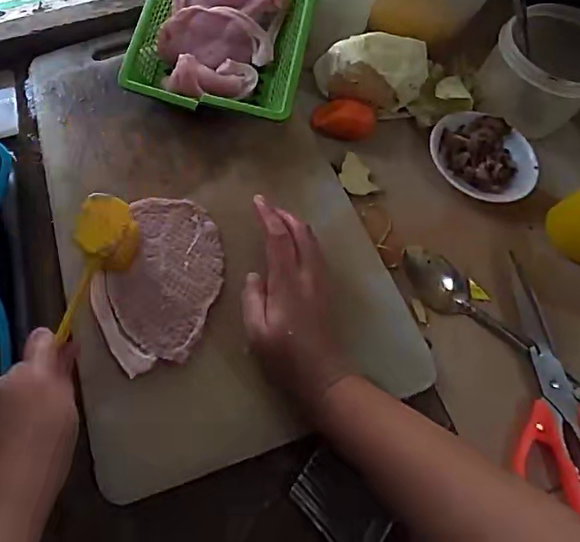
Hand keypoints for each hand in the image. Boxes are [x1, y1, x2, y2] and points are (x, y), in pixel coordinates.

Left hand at [0, 328, 77, 541]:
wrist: (0, 504)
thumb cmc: (46, 456)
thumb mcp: (68, 414)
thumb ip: (65, 376)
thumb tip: (68, 347)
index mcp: (33, 373)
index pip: (40, 338)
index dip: (51, 347)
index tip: (61, 363)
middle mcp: (4, 381)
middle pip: (22, 370)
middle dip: (33, 383)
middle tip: (45, 413)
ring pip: (5, 394)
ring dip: (14, 405)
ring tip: (24, 437)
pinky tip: (5, 451)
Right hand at [242, 194, 352, 410]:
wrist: (325, 378)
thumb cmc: (286, 359)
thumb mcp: (257, 334)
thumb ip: (253, 299)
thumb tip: (254, 275)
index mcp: (288, 282)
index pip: (279, 238)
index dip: (268, 216)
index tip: (258, 201)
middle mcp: (308, 274)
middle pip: (300, 231)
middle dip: (284, 214)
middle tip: (267, 206)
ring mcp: (321, 280)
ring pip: (312, 239)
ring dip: (296, 224)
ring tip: (280, 219)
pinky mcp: (327, 289)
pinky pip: (316, 251)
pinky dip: (304, 237)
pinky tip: (296, 243)